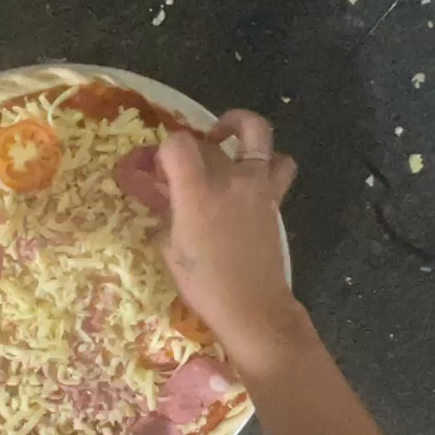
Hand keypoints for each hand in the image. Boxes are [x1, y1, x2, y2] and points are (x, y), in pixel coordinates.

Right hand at [158, 109, 311, 377]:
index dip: (162, 150)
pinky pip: (279, 164)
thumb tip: (160, 199)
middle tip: (177, 168)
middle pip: (206, 141)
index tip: (156, 170)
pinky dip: (267, 160)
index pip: (177, 144)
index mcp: (197, 193)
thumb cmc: (203, 284)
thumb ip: (164, 215)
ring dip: (238, 128)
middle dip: (187, 149)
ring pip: (256, 133)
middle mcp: (230, 180)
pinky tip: (251, 172)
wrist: (251, 306)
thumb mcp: (169, 249)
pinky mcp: (275, 198)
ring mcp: (258, 185)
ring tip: (223, 139)